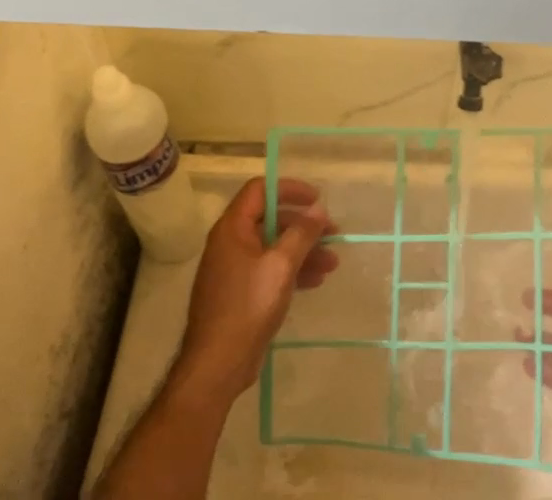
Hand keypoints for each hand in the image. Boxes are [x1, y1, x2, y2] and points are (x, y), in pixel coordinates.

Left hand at [170, 177, 336, 407]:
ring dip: (303, 251)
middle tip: (333, 234)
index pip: (260, 190)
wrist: (217, 363)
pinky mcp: (241, 292)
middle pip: (270, 219)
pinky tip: (316, 281)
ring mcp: (234, 269)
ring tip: (333, 262)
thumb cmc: (248, 306)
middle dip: (303, 225)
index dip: (289, 189)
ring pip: (273, 247)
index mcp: (232, 229)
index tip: (317, 200)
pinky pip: (270, 270)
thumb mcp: (280, 266)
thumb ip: (301, 234)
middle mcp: (230, 243)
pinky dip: (292, 270)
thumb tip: (318, 209)